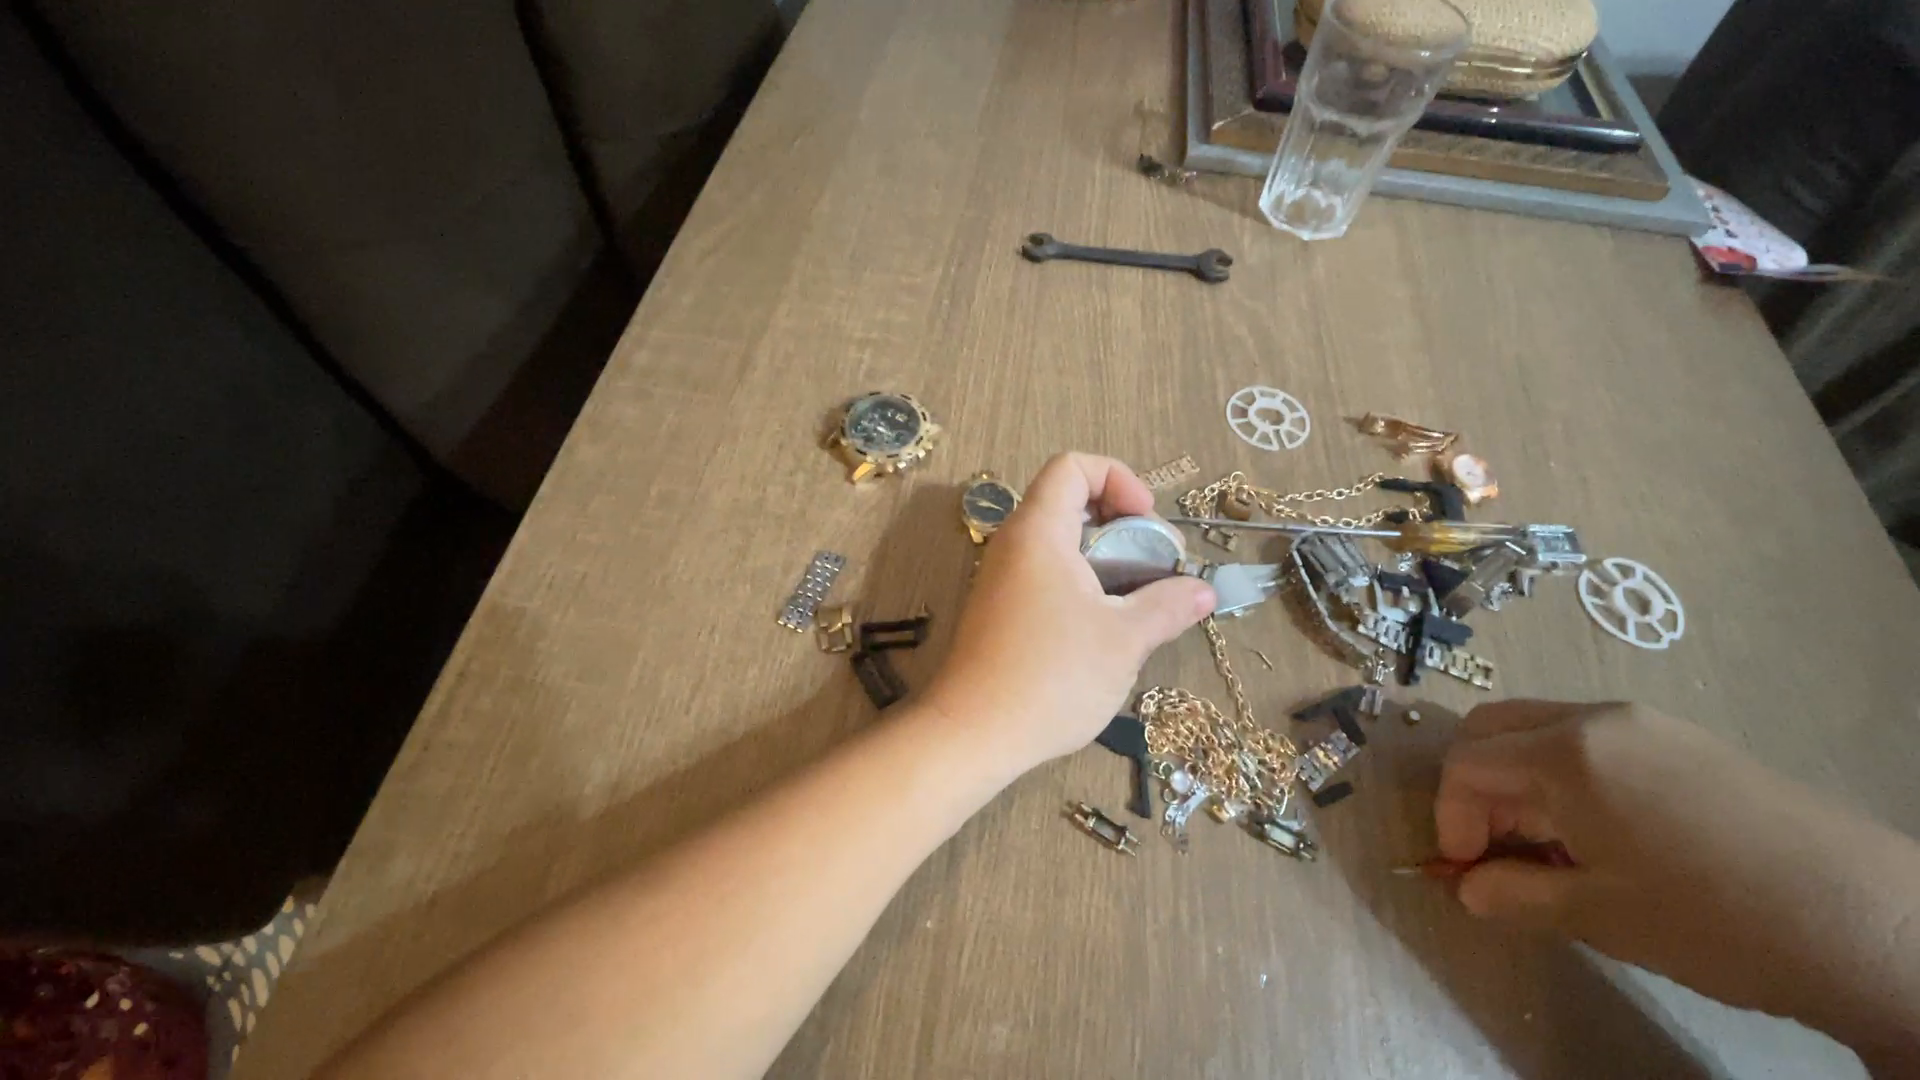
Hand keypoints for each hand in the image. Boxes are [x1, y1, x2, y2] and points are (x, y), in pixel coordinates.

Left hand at [923, 453, 1214, 771]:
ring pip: (1059, 545)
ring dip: (1104, 561)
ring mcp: (1000, 579)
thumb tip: (1203, 591)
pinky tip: (1104, 630)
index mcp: (1038, 532)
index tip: (1146, 521)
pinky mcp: (998, 612)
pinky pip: (1044, 576)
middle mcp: (1013, 545)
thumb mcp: (1124, 639)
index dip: (1117, 478)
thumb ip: (1167, 606)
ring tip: (1137, 602)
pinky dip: (1079, 585)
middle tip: (1154, 565)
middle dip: (1120, 524)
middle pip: (1068, 503)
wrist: (973, 733)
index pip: (1072, 467)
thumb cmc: (1051, 676)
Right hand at [1435, 700, 1919, 1063]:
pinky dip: (1566, 775)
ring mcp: (1646, 723)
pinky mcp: (1686, 740)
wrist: (1881, 926)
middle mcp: (1596, 718)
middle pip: (1493, 728)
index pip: (1466, 763)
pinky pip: (1593, 740)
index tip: (1466, 869)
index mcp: (1565, 752)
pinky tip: (1604, 832)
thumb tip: (1466, 889)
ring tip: (1552, 846)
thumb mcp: (1597, 916)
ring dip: (1521, 781)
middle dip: (1475, 786)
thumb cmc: (1715, 919)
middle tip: (1494, 847)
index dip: (1450, 816)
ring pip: (1542, 731)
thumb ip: (1512, 894)